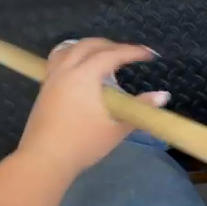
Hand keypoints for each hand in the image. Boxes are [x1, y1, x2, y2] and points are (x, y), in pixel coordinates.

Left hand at [15, 39, 166, 181]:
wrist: (44, 159)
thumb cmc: (83, 144)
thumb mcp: (116, 128)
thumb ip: (139, 109)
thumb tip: (163, 96)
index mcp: (84, 75)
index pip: (112, 55)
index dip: (132, 52)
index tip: (149, 54)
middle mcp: (66, 70)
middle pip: (88, 46)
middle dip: (110, 45)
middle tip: (127, 54)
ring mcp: (51, 79)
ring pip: (68, 49)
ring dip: (87, 47)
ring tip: (100, 56)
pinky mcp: (43, 89)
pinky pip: (57, 61)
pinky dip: (72, 57)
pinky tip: (79, 72)